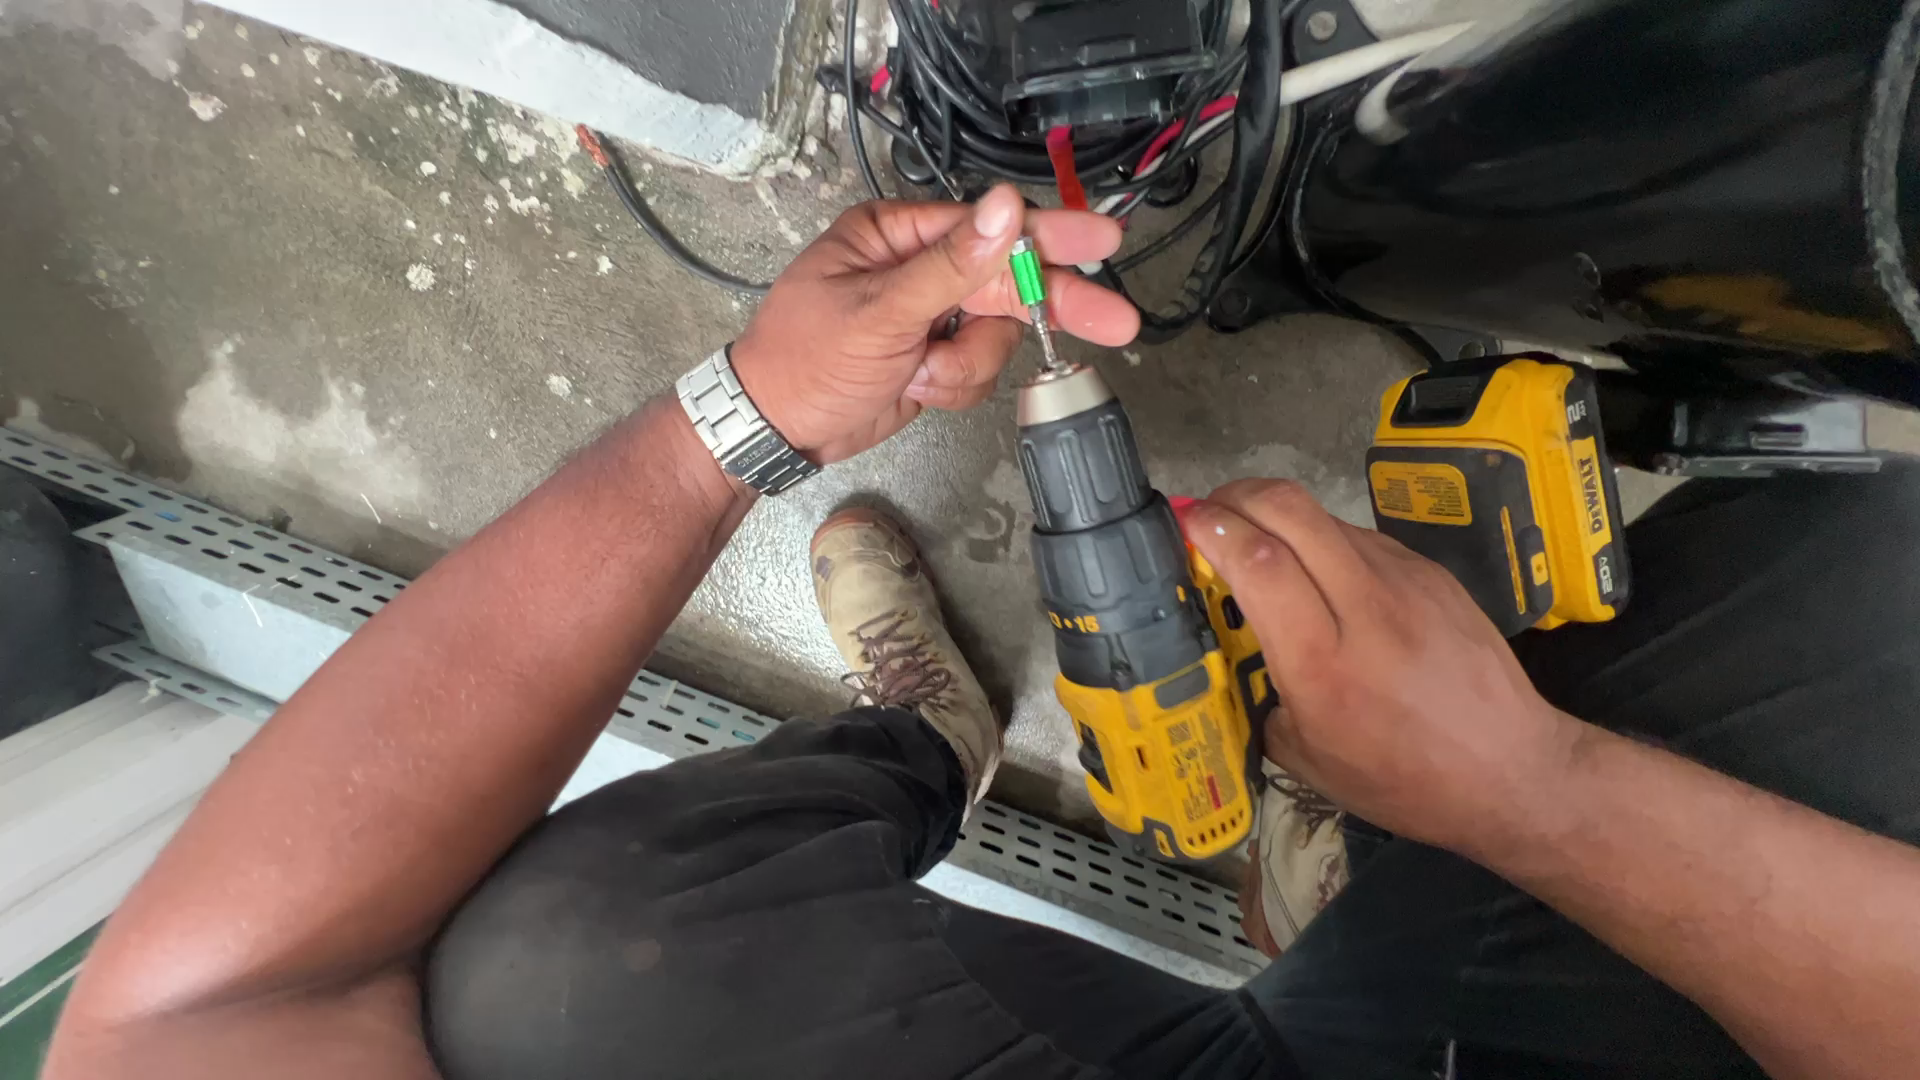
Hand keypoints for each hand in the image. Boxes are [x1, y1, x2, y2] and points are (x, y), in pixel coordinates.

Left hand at [729, 185, 1137, 463]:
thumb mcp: (879, 313)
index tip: (1104, 239)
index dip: (1049, 236)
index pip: (990, 229)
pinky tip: (915, 388)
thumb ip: (950, 267)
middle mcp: (923, 270)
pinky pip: (978, 371)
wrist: (779, 429)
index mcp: (900, 237)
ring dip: (966, 366)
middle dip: (1048, 308)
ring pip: (997, 336)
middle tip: (1115, 322)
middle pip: (1009, 282)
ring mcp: (933, 318)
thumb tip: (1006, 207)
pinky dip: (954, 387)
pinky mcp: (938, 359)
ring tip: (920, 376)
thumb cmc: (807, 360)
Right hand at [1185, 479, 1578, 851]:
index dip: (1212, 528)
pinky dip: (1313, 537)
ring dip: (1271, 513)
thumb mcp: (1298, 752)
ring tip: (1252, 538)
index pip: (1259, 561)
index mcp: (1321, 661)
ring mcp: (1403, 579)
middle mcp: (1364, 606)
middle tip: (1208, 513)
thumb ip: (1253, 688)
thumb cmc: (1397, 777)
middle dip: (1233, 495)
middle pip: (1288, 509)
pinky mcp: (1429, 570)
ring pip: (1319, 514)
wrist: (1515, 773)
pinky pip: (1353, 534)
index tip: (1183, 524)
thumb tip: (1222, 644)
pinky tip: (1310, 569)